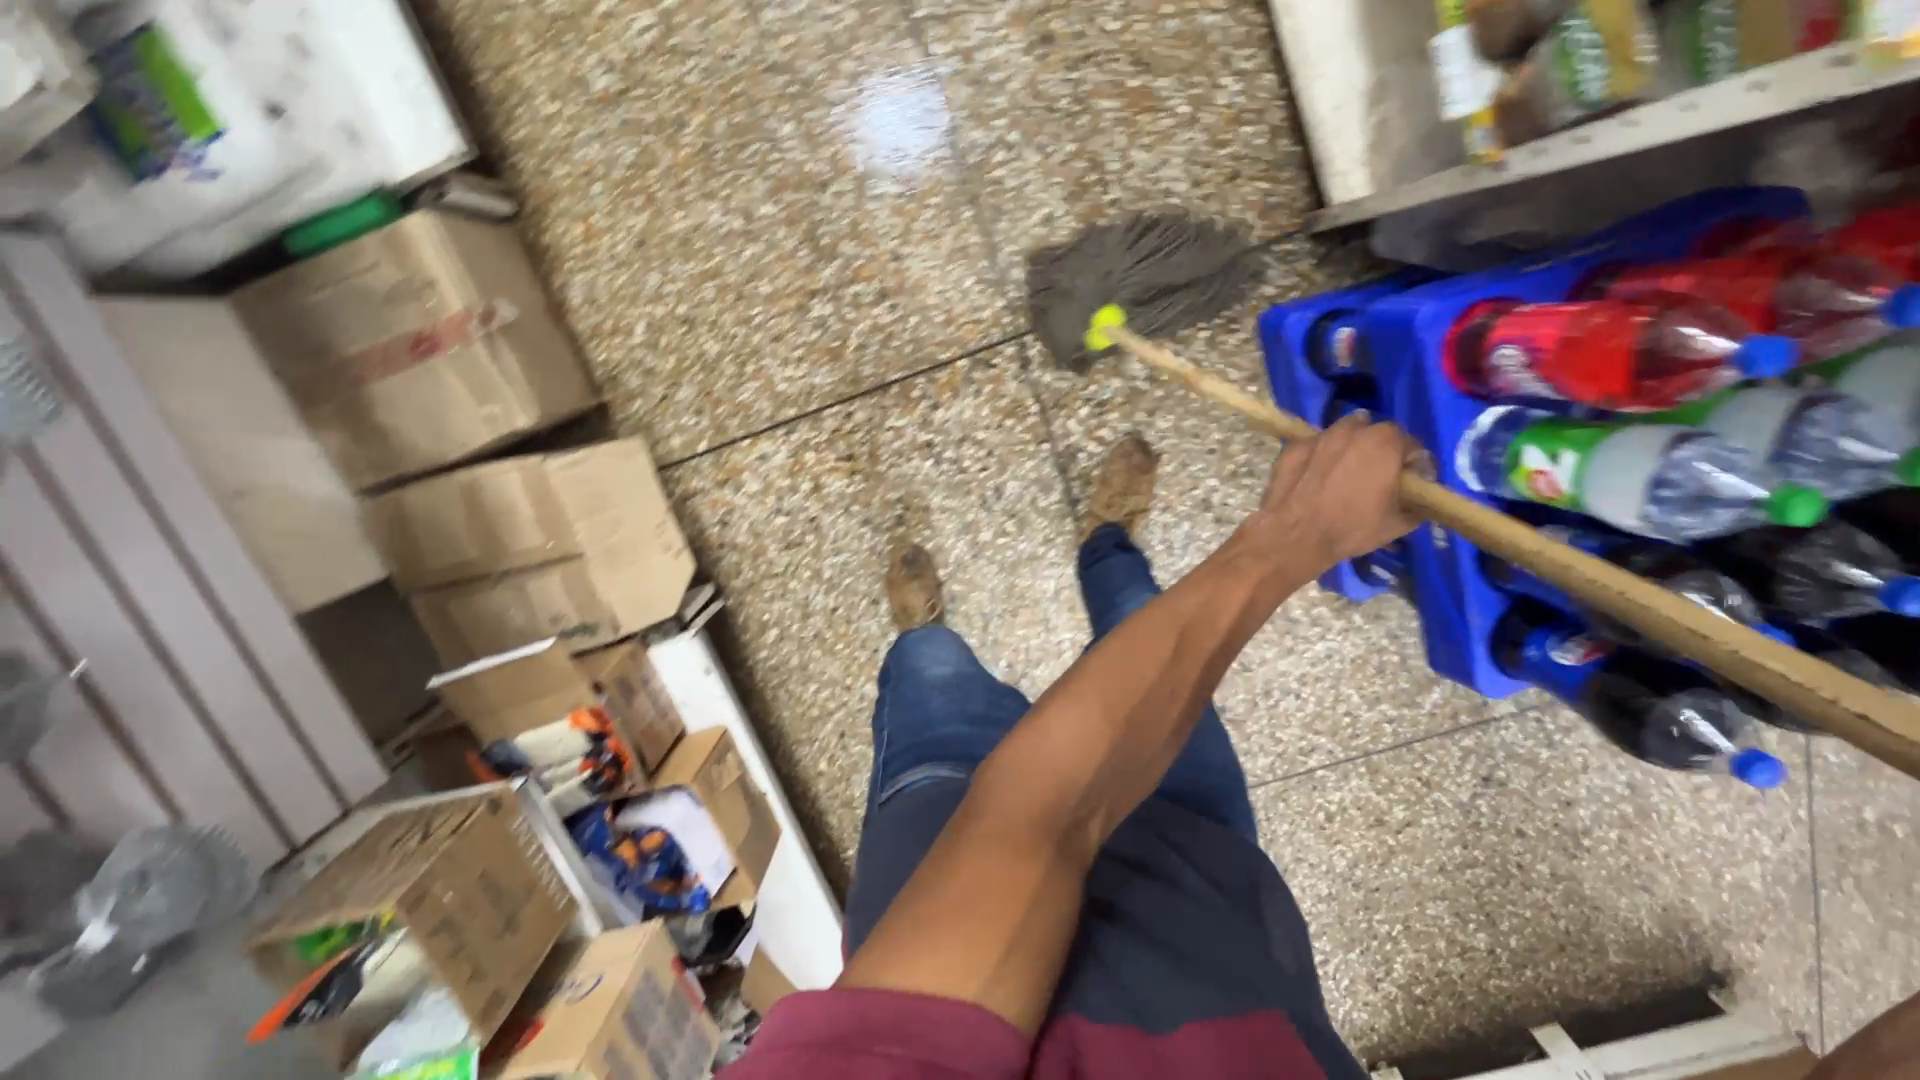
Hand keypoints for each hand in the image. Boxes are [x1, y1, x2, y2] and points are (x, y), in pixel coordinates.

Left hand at [1251, 412, 1425, 570]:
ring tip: (1347, 470)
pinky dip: (1321, 456)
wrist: (1294, 535)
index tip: (1411, 481)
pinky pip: (1315, 446)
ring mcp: (1320, 436)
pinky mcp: (1293, 447)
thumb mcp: (1397, 524)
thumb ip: (1416, 507)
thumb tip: (1420, 504)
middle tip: (1378, 474)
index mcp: (1385, 443)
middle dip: (1383, 450)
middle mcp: (1353, 430)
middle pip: (1377, 433)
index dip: (1414, 464)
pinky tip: (1316, 476)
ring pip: (1344, 432)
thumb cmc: (1351, 528)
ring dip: (1351, 445)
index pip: (1412, 445)